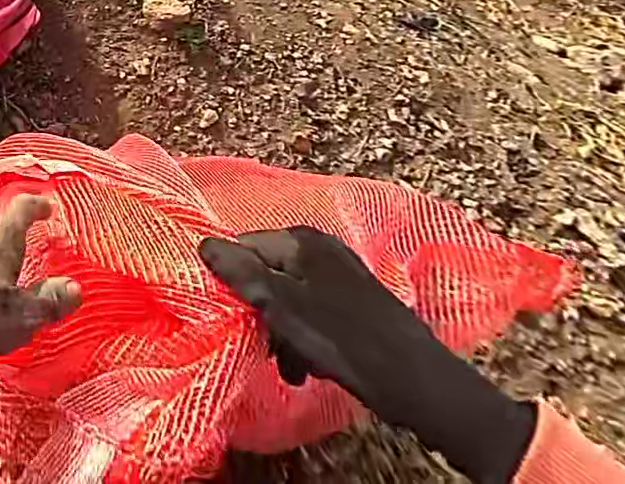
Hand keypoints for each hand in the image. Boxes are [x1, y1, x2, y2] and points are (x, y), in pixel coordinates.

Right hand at [200, 228, 535, 483]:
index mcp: (301, 241)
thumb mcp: (284, 307)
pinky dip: (304, 338)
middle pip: (267, 273)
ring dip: (281, 332)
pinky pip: (313, 312)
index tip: (230, 314)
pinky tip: (310, 367)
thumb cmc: (346, 340)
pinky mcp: (355, 303)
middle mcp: (320, 249)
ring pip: (289, 297)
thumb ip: (242, 273)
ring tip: (288, 367)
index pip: (245, 246)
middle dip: (259, 311)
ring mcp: (340, 275)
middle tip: (260, 346)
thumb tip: (203, 244)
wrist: (422, 384)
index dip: (232, 278)